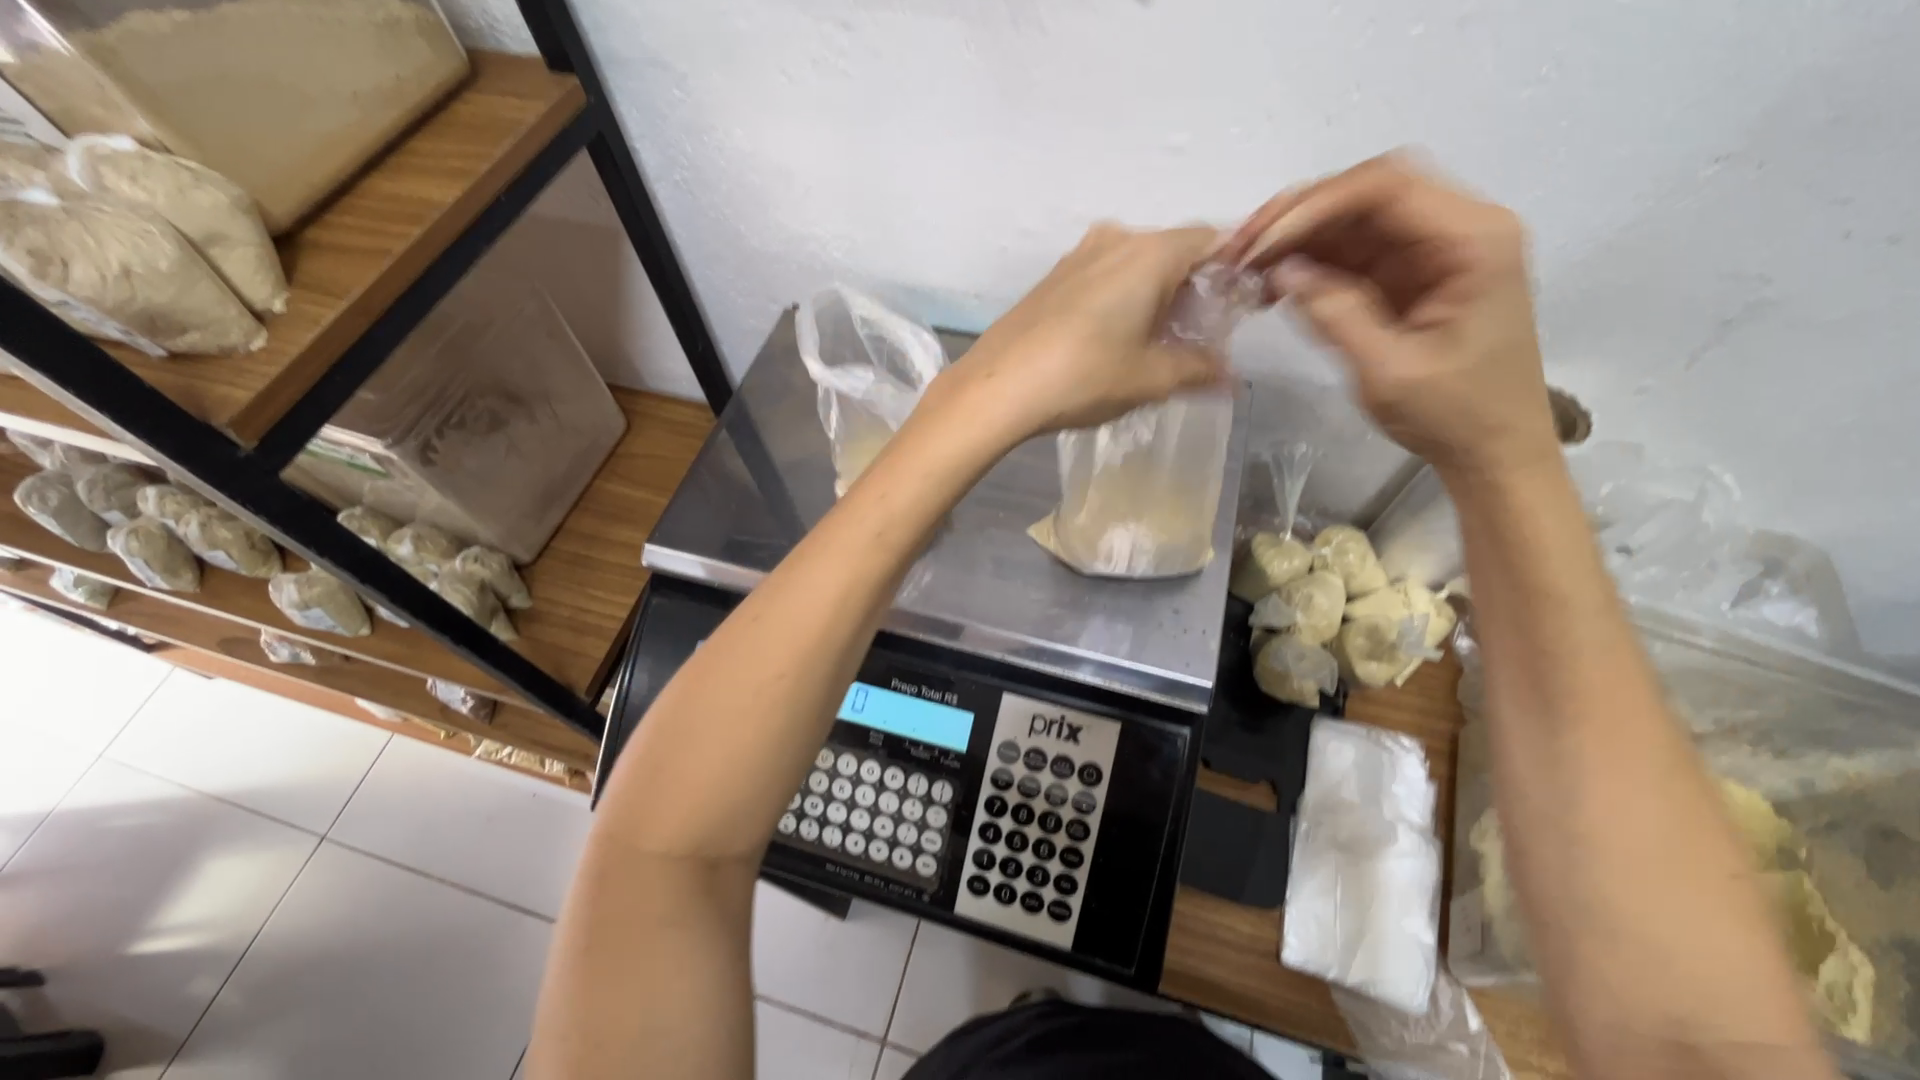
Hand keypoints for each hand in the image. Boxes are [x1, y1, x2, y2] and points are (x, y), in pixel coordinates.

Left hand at [926, 223, 1228, 444]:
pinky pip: (1106, 274)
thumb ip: (1200, 369)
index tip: (1236, 309)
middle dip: (1193, 287)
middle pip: (1174, 250)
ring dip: (1157, 294)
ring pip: (1137, 263)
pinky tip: (1114, 339)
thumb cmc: (1083, 377)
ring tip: (1155, 344)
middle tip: (1197, 336)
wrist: (997, 388)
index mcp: (1150, 252)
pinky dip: (1124, 297)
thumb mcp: (1152, 378)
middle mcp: (1116, 239)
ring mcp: (1079, 255)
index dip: (1232, 270)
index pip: (1212, 239)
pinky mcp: (1054, 276)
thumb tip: (1231, 376)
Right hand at [1217, 154, 1558, 480]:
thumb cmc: (1454, 415)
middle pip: (1367, 191)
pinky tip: (1273, 281)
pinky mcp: (1412, 272)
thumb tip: (1279, 270)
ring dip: (1298, 236)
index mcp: (1472, 240)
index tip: (1260, 245)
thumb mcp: (1388, 371)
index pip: (1386, 187)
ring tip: (1246, 266)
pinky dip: (1310, 260)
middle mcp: (1458, 227)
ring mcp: (1433, 249)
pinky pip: (1355, 249)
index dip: (1314, 206)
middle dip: (1299, 214)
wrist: (1493, 450)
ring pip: (1354, 216)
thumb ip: (1335, 314)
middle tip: (1242, 248)